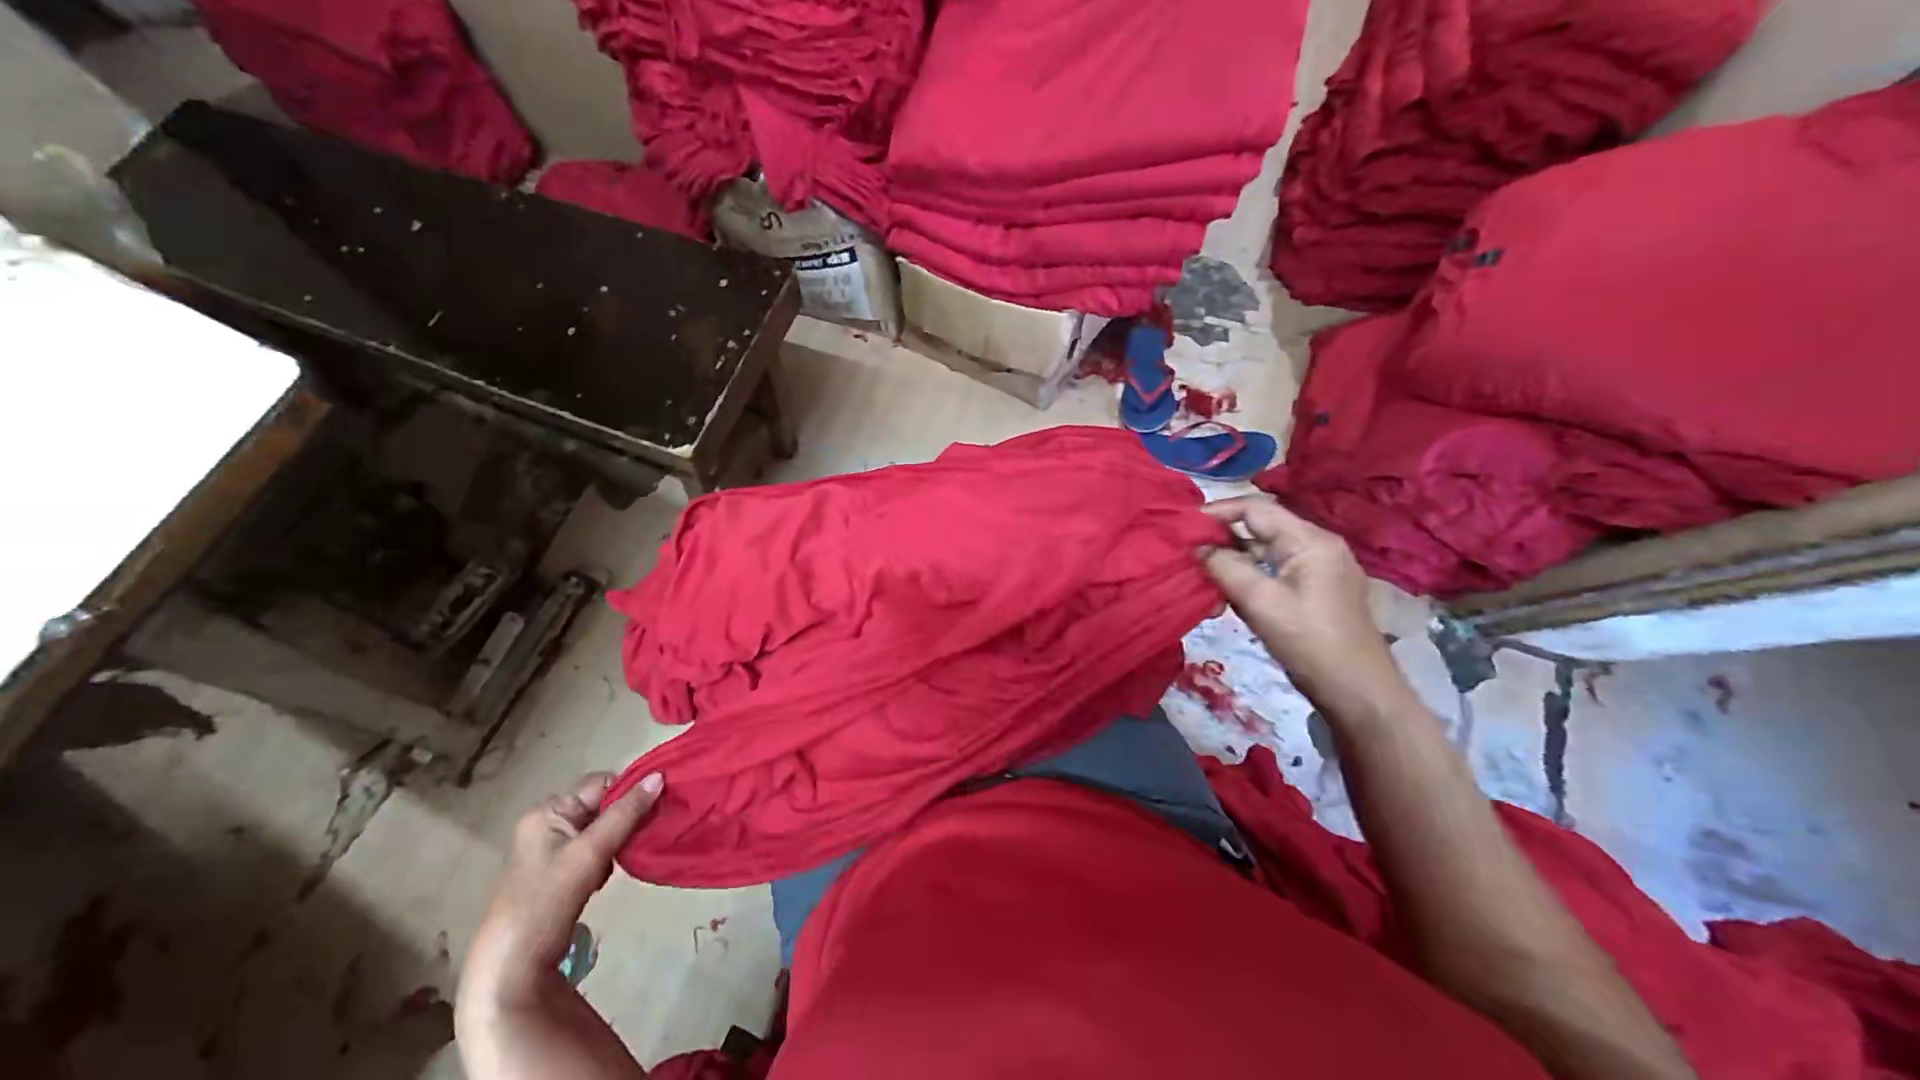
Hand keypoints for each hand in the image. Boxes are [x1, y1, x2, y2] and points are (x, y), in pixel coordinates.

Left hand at [460, 771, 661, 1013]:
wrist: (512, 968)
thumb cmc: (547, 902)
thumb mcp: (590, 852)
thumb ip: (625, 813)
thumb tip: (659, 776)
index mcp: (547, 811)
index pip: (600, 783)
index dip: (630, 791)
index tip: (658, 806)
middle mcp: (547, 824)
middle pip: (602, 804)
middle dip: (626, 818)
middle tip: (646, 834)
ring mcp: (551, 850)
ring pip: (602, 828)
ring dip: (619, 839)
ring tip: (626, 857)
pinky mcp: (558, 873)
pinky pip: (594, 849)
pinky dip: (609, 857)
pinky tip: (609, 875)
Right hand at [1198, 496, 1417, 720]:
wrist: (1358, 692)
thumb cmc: (1310, 643)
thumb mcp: (1260, 602)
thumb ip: (1225, 567)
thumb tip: (1199, 547)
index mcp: (1311, 541)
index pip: (1256, 509)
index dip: (1217, 512)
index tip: (1184, 526)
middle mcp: (1318, 546)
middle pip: (1260, 530)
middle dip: (1222, 542)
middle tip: (1188, 558)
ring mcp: (1320, 569)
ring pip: (1264, 554)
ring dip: (1232, 565)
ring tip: (1205, 585)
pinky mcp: (1317, 591)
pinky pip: (1275, 573)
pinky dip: (1249, 581)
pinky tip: (1228, 600)